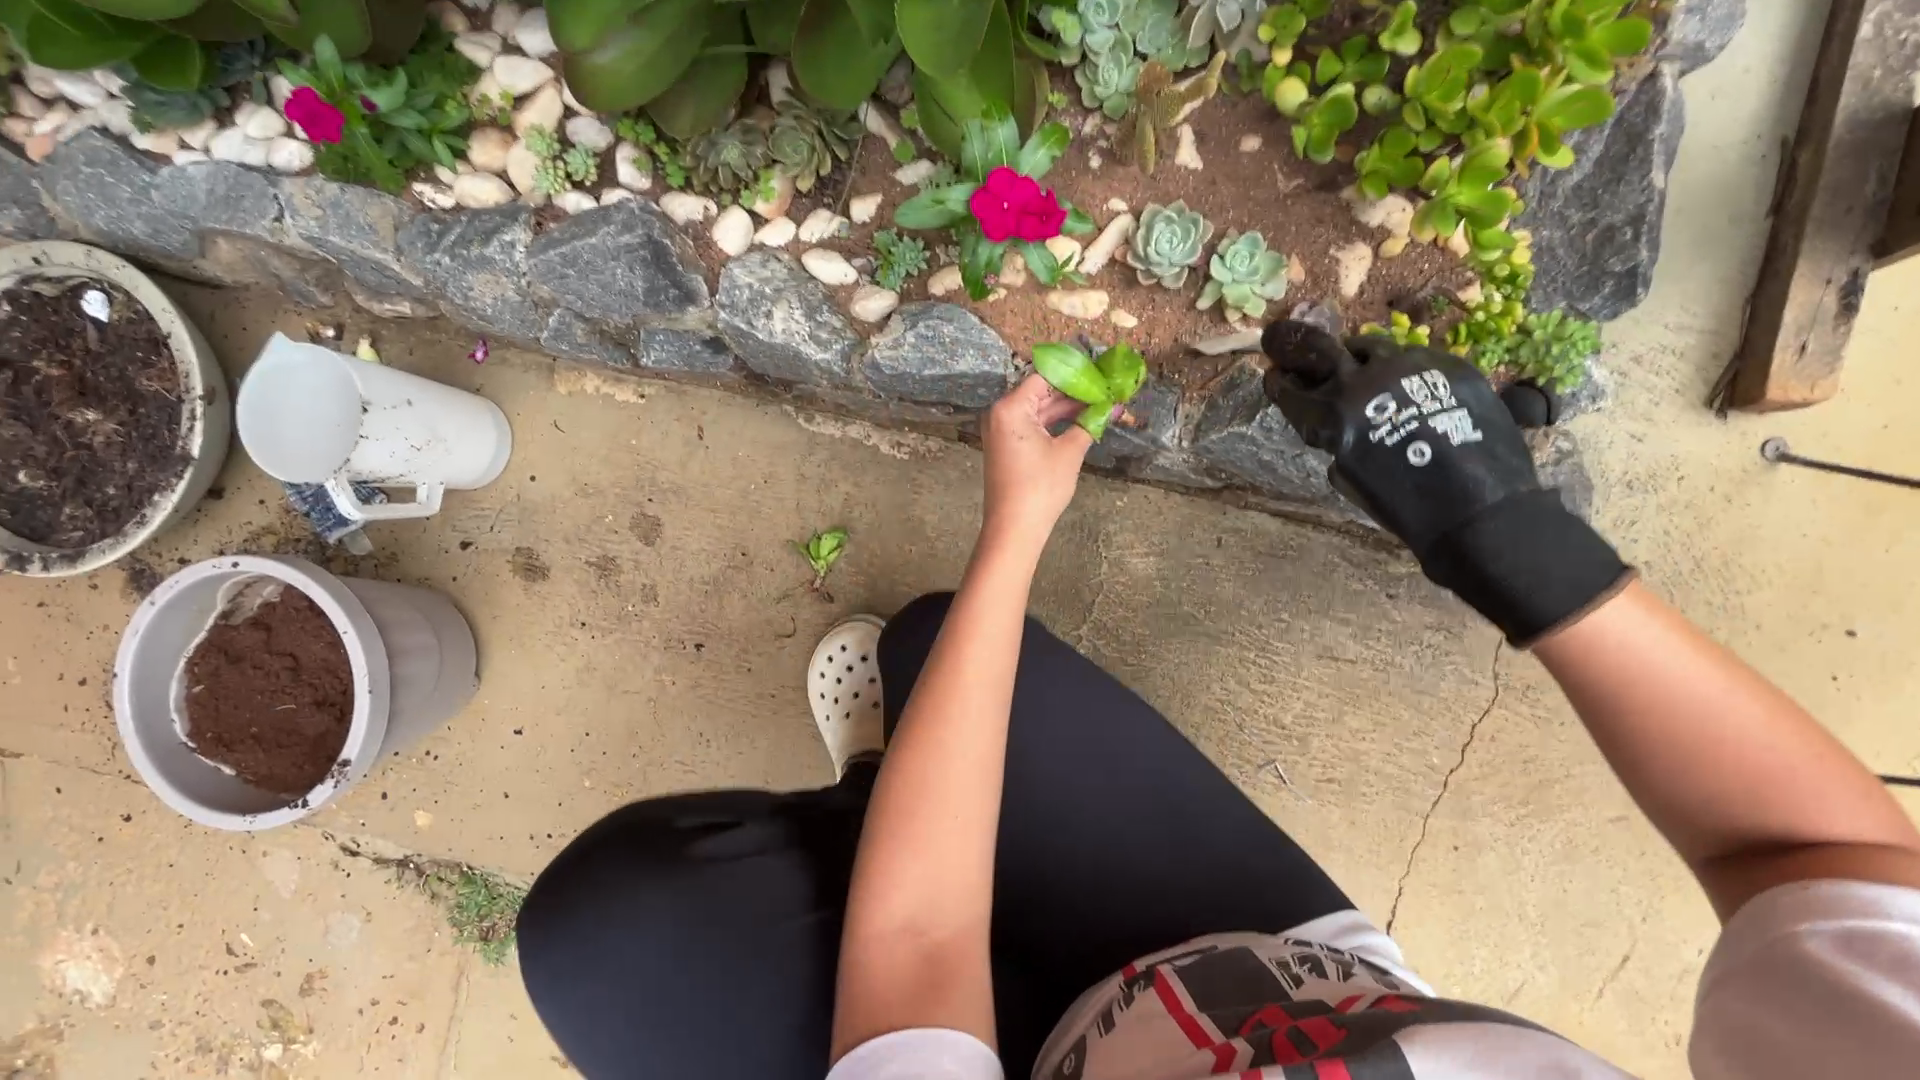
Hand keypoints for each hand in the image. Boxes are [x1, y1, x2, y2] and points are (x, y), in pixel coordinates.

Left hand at [979, 374, 1093, 551]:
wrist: (1015, 527)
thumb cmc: (1040, 487)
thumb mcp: (1069, 452)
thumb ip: (1090, 423)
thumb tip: (1112, 407)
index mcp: (1010, 407)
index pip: (1045, 377)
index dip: (1074, 374)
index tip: (1100, 373)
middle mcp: (1000, 414)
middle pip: (1041, 392)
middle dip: (1073, 392)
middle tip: (1105, 389)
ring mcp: (1001, 431)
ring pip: (1038, 410)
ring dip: (1066, 408)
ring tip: (1100, 404)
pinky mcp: (1006, 446)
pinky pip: (1032, 425)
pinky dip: (1054, 423)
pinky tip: (1080, 421)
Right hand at [1259, 322, 1539, 554]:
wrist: (1478, 509)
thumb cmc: (1405, 506)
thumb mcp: (1350, 477)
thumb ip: (1335, 440)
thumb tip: (1333, 424)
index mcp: (1336, 417)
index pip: (1292, 390)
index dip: (1280, 384)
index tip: (1276, 377)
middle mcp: (1368, 383)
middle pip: (1325, 350)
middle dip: (1308, 353)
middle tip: (1305, 354)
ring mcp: (1412, 366)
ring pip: (1374, 347)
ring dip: (1361, 358)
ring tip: (1365, 369)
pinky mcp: (1450, 364)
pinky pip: (1416, 356)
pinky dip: (1403, 369)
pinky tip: (1409, 386)